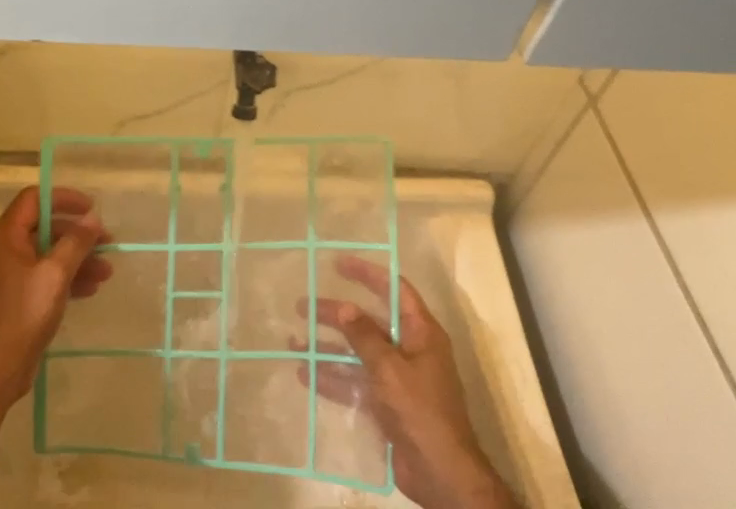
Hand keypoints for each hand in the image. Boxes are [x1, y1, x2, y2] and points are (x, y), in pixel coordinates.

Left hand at [0, 186, 110, 416]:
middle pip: (44, 228)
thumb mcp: (54, 275)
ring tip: (107, 271)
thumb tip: (92, 218)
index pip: (34, 199)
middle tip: (107, 243)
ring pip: (47, 256)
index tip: (91, 209)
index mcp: (6, 238)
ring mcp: (8, 278)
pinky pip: (44, 279)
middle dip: (77, 234)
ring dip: (77, 260)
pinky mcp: (15, 301)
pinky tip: (90, 290)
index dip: (63, 198)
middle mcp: (4, 252)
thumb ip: (75, 243)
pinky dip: (66, 279)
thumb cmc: (22, 315)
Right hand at [297, 255, 517, 508]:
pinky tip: (305, 376)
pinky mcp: (386, 405)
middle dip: (338, 315)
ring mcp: (398, 379)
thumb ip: (365, 336)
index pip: (396, 290)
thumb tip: (346, 307)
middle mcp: (410, 350)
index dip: (368, 274)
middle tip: (303, 307)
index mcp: (422, 333)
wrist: (440, 471)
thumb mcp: (390, 368)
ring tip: (294, 342)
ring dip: (329, 349)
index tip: (338, 264)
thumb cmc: (420, 410)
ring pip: (358, 355)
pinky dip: (333, 380)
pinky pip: (356, 384)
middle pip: (370, 322)